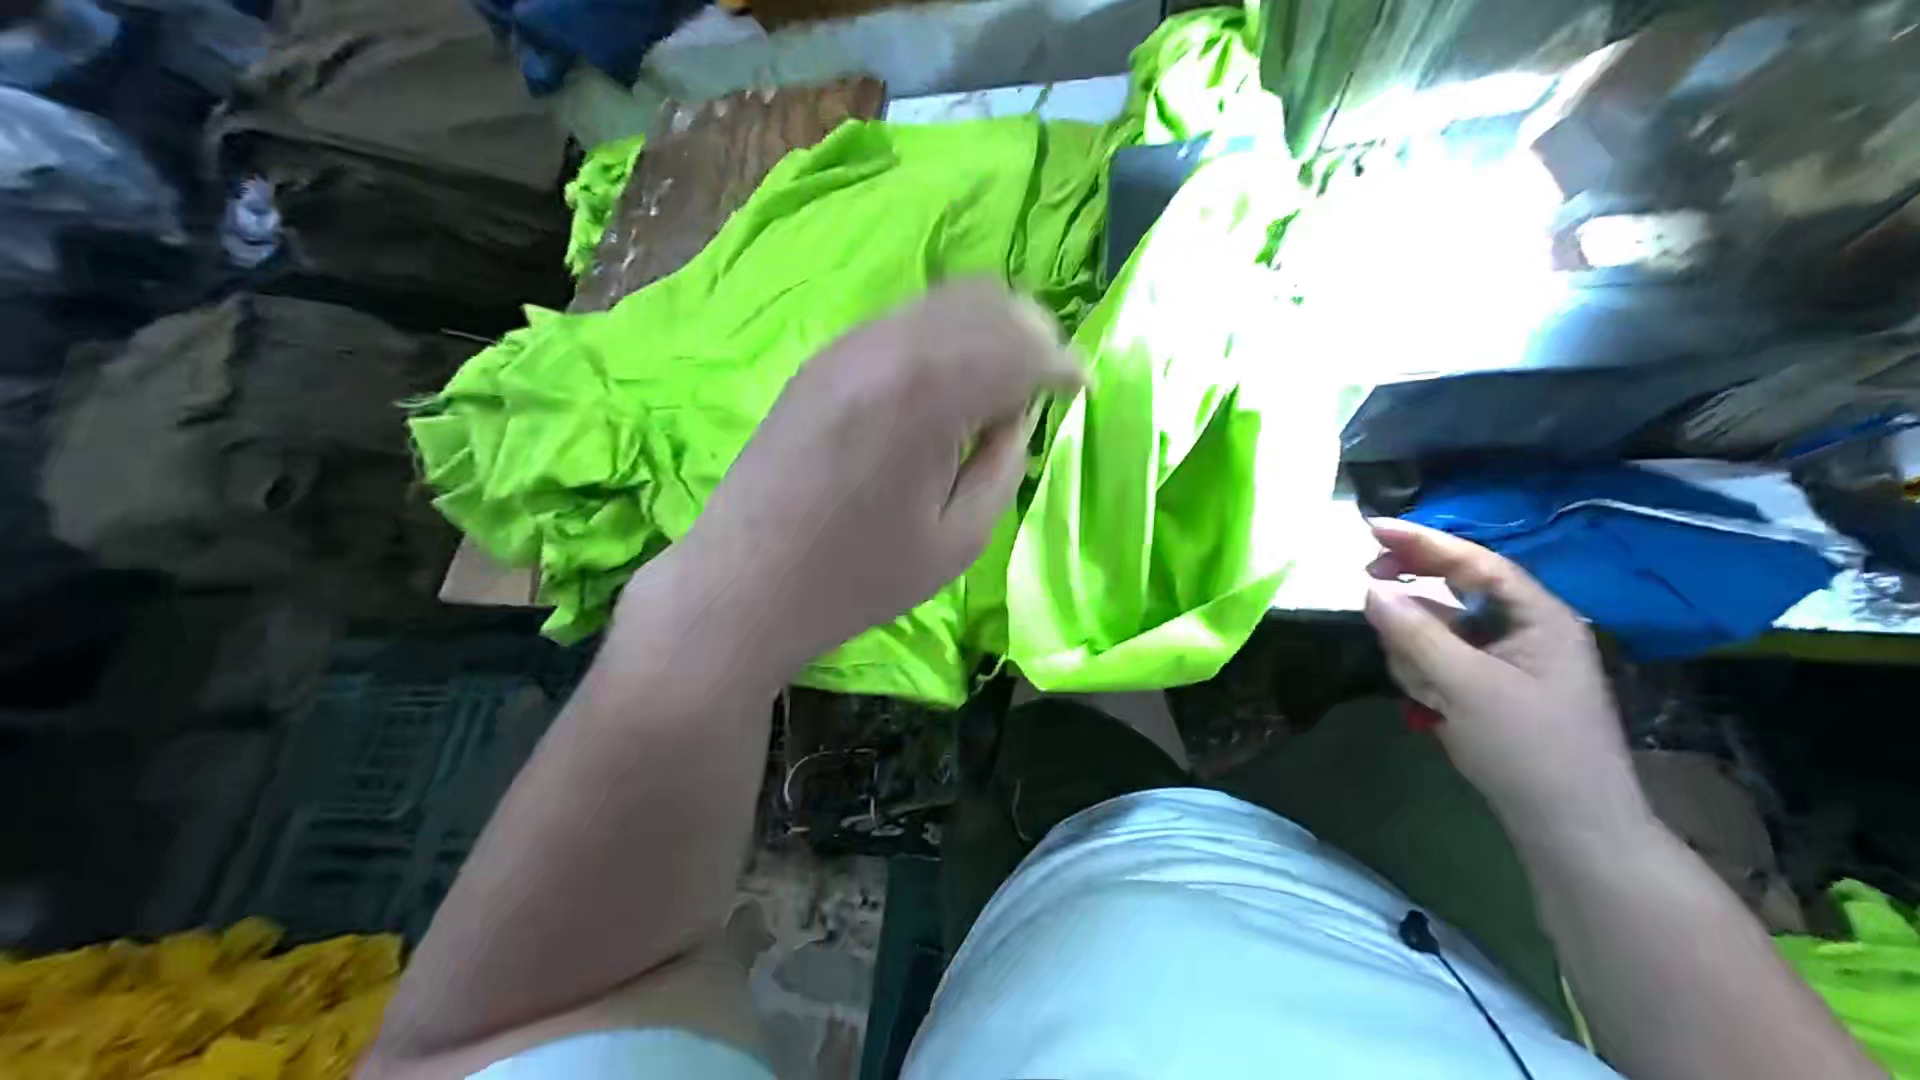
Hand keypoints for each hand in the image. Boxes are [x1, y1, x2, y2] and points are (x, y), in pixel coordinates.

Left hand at [650, 281, 1082, 675]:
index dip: (1060, 363)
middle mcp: (886, 348)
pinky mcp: (822, 360)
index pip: (1018, 345)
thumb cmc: (857, 579)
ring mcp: (846, 347)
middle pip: (984, 303)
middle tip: (1044, 381)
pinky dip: (942, 338)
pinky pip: (902, 323)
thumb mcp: (959, 540)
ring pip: (941, 302)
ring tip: (1000, 381)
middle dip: (1029, 335)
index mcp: (927, 394)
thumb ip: (1002, 464)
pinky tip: (946, 384)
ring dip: (985, 330)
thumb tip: (1013, 416)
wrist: (744, 584)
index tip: (1079, 386)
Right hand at [1363, 518, 1652, 840]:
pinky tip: (1432, 706)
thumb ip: (1414, 633)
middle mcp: (1523, 629)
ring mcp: (1504, 659)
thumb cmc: (1529, 749)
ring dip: (1416, 652)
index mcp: (1538, 617)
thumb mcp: (1466, 686)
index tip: (1371, 529)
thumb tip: (1369, 588)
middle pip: (1450, 592)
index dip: (1423, 541)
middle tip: (1368, 594)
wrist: (1570, 827)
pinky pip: (1438, 659)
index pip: (1474, 563)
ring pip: (1436, 630)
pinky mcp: (1487, 685)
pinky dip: (1424, 674)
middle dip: (1412, 604)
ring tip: (1428, 694)